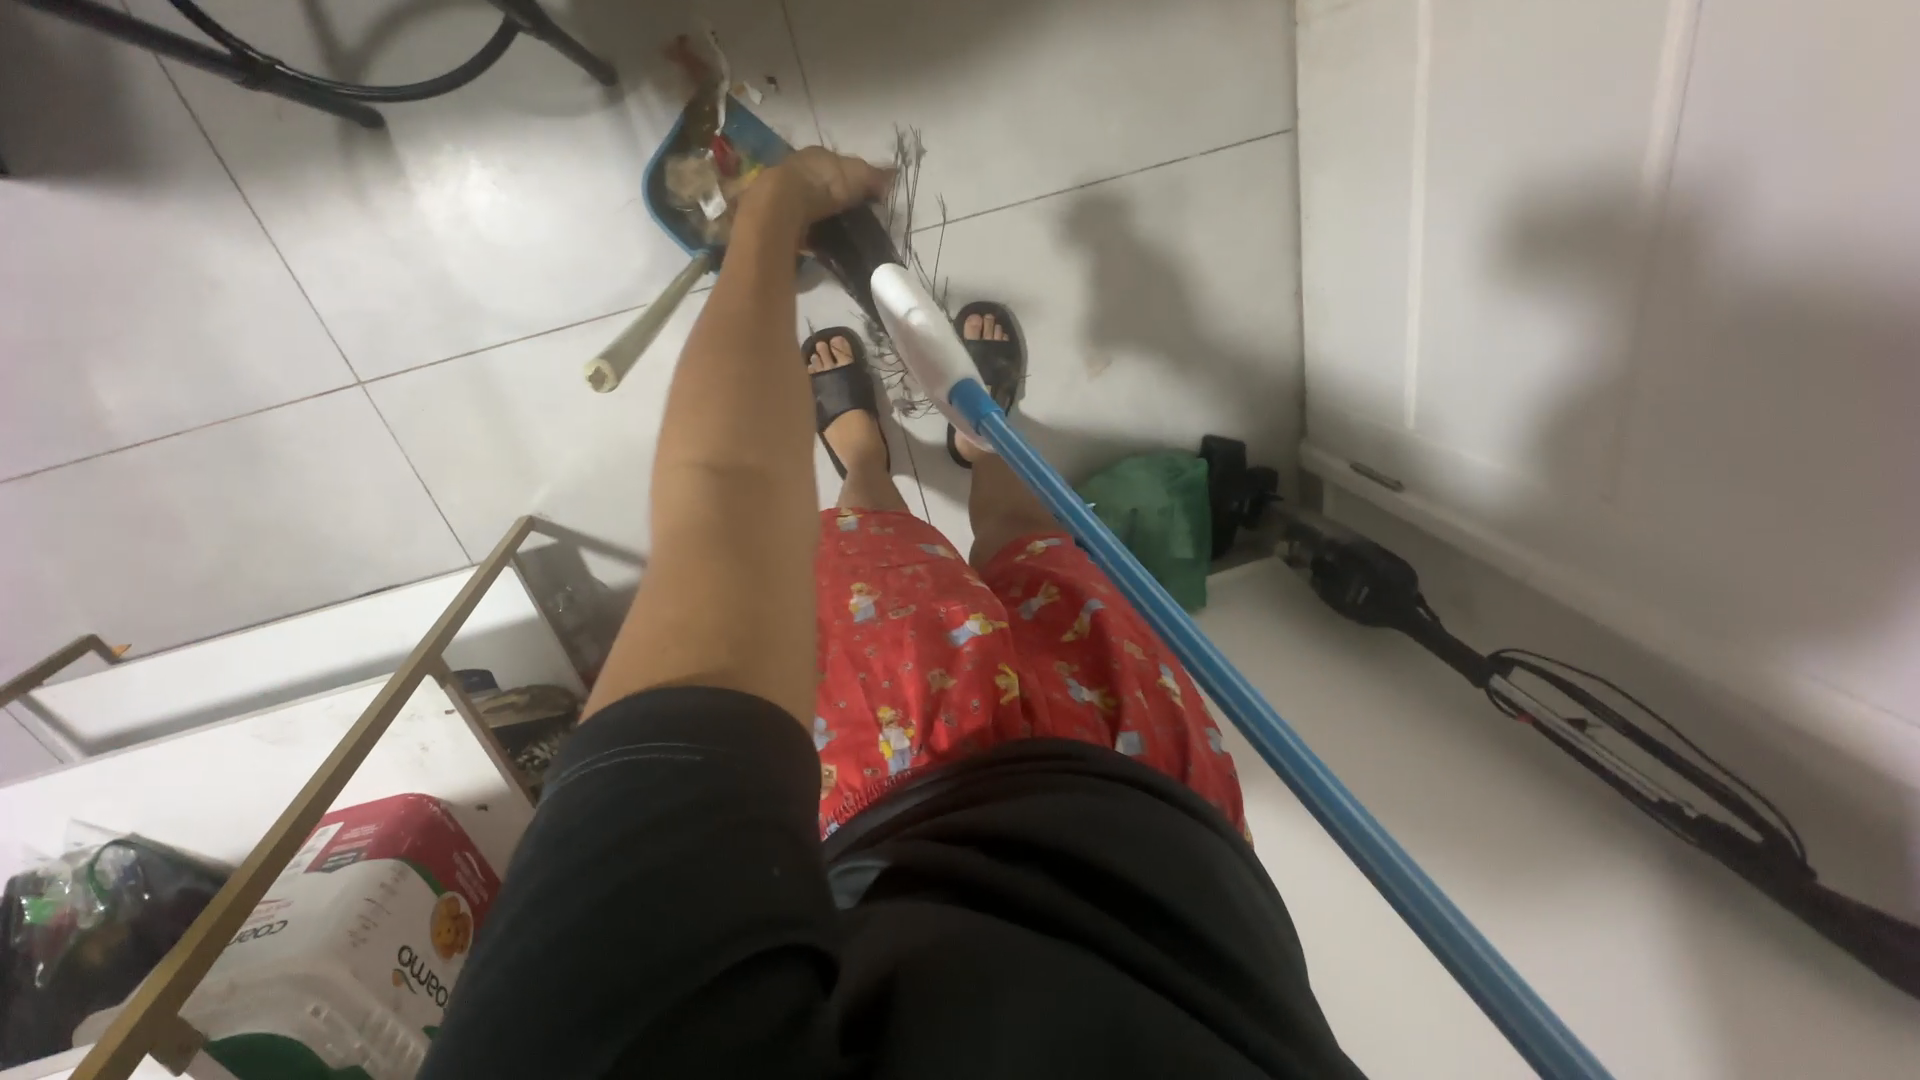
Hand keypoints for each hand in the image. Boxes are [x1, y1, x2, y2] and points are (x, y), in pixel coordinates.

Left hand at [744, 147, 893, 228]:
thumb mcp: (859, 174)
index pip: (837, 165)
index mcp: (817, 155)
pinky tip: (821, 245)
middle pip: (822, 186)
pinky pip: (801, 226)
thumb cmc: (824, 182)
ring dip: (822, 218)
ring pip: (810, 206)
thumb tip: (892, 177)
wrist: (785, 205)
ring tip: (839, 236)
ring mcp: (786, 194)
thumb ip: (875, 176)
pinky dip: (811, 234)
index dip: (851, 179)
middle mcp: (799, 170)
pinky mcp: (779, 218)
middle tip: (853, 220)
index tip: (864, 198)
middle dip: (835, 201)